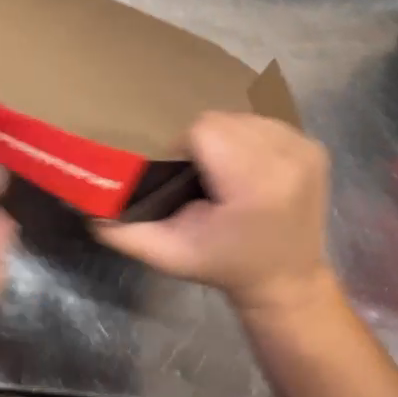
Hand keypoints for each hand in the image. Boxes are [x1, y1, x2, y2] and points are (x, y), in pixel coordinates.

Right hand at [94, 113, 332, 314]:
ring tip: (222, 168)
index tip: (182, 174)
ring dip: (227, 135)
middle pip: (223, 118)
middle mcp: (287, 157)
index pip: (204, 128)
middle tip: (198, 173)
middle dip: (204, 140)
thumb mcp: (170, 255)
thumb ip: (125, 231)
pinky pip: (265, 121)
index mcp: (255, 183)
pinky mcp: (314, 145)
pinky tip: (246, 164)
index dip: (184, 147)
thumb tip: (83, 202)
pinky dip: (250, 136)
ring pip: (243, 115)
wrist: (287, 282)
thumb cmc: (225, 266)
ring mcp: (305, 148)